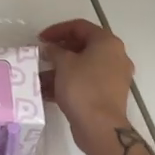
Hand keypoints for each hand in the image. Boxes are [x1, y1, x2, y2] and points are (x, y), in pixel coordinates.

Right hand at [40, 19, 134, 154]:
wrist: (100, 127)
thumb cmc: (82, 88)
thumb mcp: (63, 64)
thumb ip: (54, 50)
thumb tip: (50, 48)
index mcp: (107, 43)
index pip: (80, 27)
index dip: (57, 30)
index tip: (40, 39)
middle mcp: (115, 56)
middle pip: (83, 46)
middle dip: (59, 51)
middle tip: (41, 56)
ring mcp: (114, 77)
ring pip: (83, 66)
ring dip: (61, 69)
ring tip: (40, 76)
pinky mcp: (108, 94)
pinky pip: (86, 82)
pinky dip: (69, 82)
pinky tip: (48, 91)